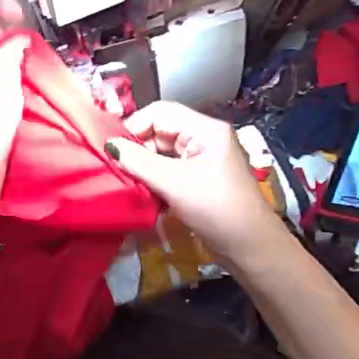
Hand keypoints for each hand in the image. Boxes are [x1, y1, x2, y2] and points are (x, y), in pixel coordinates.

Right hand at [106, 102, 284, 263]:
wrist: (249, 246)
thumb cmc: (215, 208)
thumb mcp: (173, 183)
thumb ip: (138, 162)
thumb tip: (109, 145)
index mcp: (204, 129)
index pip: (159, 112)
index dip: (133, 126)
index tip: (112, 149)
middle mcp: (203, 138)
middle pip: (159, 131)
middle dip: (137, 149)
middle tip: (117, 169)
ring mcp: (201, 159)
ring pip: (161, 153)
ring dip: (143, 167)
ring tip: (127, 182)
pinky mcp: (198, 179)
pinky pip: (167, 170)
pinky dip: (153, 179)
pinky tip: (143, 193)